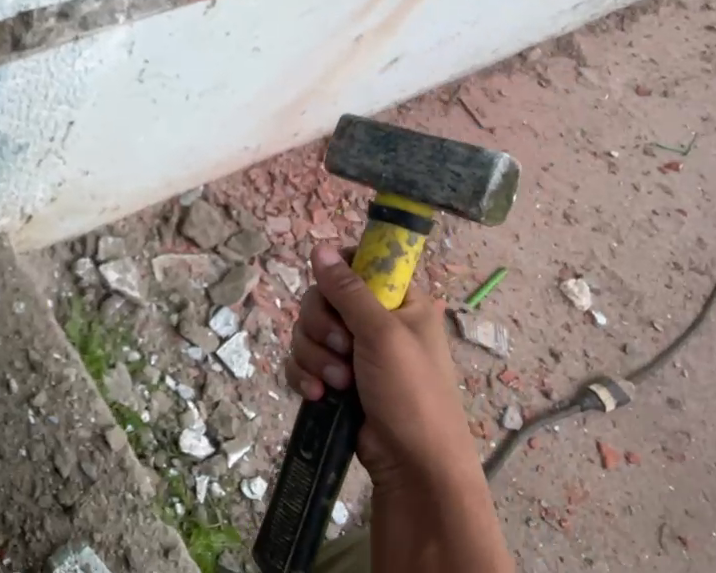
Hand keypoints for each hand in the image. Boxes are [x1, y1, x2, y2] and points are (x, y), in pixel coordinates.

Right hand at [285, 245, 478, 490]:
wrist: (413, 468)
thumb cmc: (412, 395)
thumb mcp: (383, 335)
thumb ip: (348, 290)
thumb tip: (320, 248)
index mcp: (401, 303)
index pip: (361, 263)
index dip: (339, 271)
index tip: (331, 288)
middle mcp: (376, 322)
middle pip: (323, 298)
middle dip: (322, 326)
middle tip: (342, 349)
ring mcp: (354, 352)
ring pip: (308, 331)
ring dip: (315, 357)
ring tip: (338, 384)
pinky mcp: (336, 379)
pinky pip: (302, 360)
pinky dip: (305, 375)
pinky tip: (318, 394)